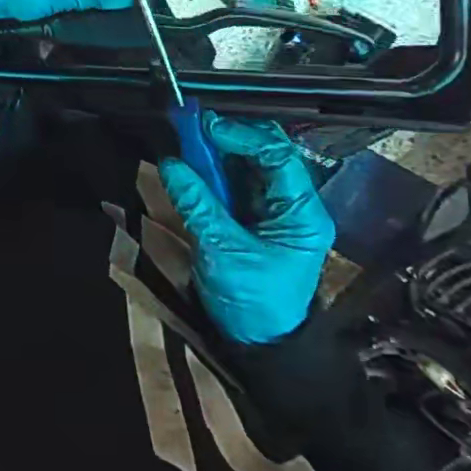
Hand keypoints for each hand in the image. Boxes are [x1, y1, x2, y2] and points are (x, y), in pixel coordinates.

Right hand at [158, 116, 334, 344]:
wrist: (258, 343)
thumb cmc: (253, 299)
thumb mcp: (223, 251)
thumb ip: (198, 203)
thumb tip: (169, 162)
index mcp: (301, 212)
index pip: (277, 156)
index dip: (241, 136)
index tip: (204, 128)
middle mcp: (289, 203)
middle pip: (263, 153)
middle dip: (227, 138)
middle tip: (191, 129)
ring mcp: (268, 209)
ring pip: (244, 165)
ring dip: (214, 151)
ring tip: (185, 142)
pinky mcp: (247, 217)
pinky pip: (229, 182)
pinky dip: (209, 170)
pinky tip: (190, 164)